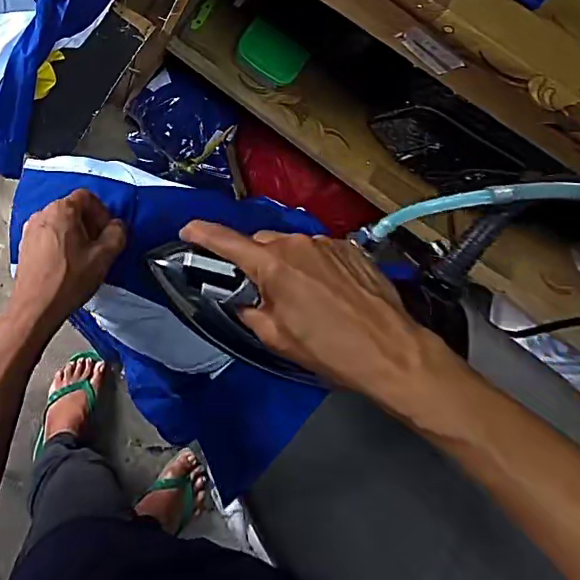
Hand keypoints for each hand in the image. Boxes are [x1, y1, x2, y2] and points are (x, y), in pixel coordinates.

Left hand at [12, 190, 125, 332]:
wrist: (35, 309)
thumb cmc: (67, 281)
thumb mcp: (105, 256)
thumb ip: (118, 233)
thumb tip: (117, 226)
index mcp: (62, 210)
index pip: (87, 196)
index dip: (102, 212)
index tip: (107, 231)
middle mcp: (42, 215)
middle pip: (73, 208)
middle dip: (90, 223)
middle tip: (99, 244)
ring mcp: (30, 231)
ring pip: (61, 223)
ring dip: (76, 234)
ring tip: (84, 257)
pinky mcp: (25, 247)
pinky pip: (49, 236)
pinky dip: (61, 244)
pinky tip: (68, 264)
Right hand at [179, 222, 457, 408]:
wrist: (390, 350)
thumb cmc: (332, 350)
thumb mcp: (278, 338)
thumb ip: (250, 311)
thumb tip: (243, 299)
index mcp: (274, 265)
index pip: (228, 242)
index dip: (203, 234)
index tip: (189, 229)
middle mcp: (299, 244)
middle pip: (262, 243)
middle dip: (255, 262)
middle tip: (260, 292)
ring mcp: (328, 243)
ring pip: (292, 246)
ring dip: (287, 264)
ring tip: (301, 299)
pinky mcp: (351, 248)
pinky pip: (319, 251)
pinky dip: (313, 266)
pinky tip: (326, 293)